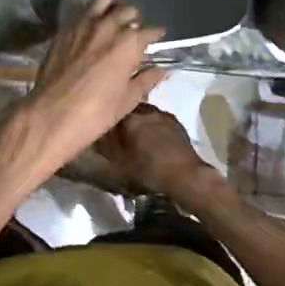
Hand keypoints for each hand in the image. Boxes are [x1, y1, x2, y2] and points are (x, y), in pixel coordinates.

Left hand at [0, 0, 166, 178]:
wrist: (50, 115)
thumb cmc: (95, 113)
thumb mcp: (127, 100)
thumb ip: (145, 80)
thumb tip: (160, 70)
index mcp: (129, 43)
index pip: (149, 31)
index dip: (155, 35)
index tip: (157, 38)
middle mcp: (108, 26)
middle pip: (128, 10)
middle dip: (134, 19)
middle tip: (133, 31)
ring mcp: (84, 25)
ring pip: (103, 0)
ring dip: (112, 7)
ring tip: (112, 19)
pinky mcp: (64, 29)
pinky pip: (82, 11)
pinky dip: (91, 13)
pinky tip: (91, 26)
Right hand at [99, 104, 232, 209]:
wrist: (185, 175)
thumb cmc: (149, 172)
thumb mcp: (119, 165)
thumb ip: (107, 149)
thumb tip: (99, 139)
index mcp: (129, 119)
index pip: (113, 112)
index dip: (108, 121)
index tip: (105, 129)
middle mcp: (146, 111)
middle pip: (129, 110)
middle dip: (124, 119)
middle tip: (121, 133)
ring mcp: (163, 115)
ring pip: (145, 113)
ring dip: (140, 121)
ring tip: (138, 136)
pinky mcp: (176, 122)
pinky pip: (159, 119)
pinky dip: (154, 126)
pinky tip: (155, 139)